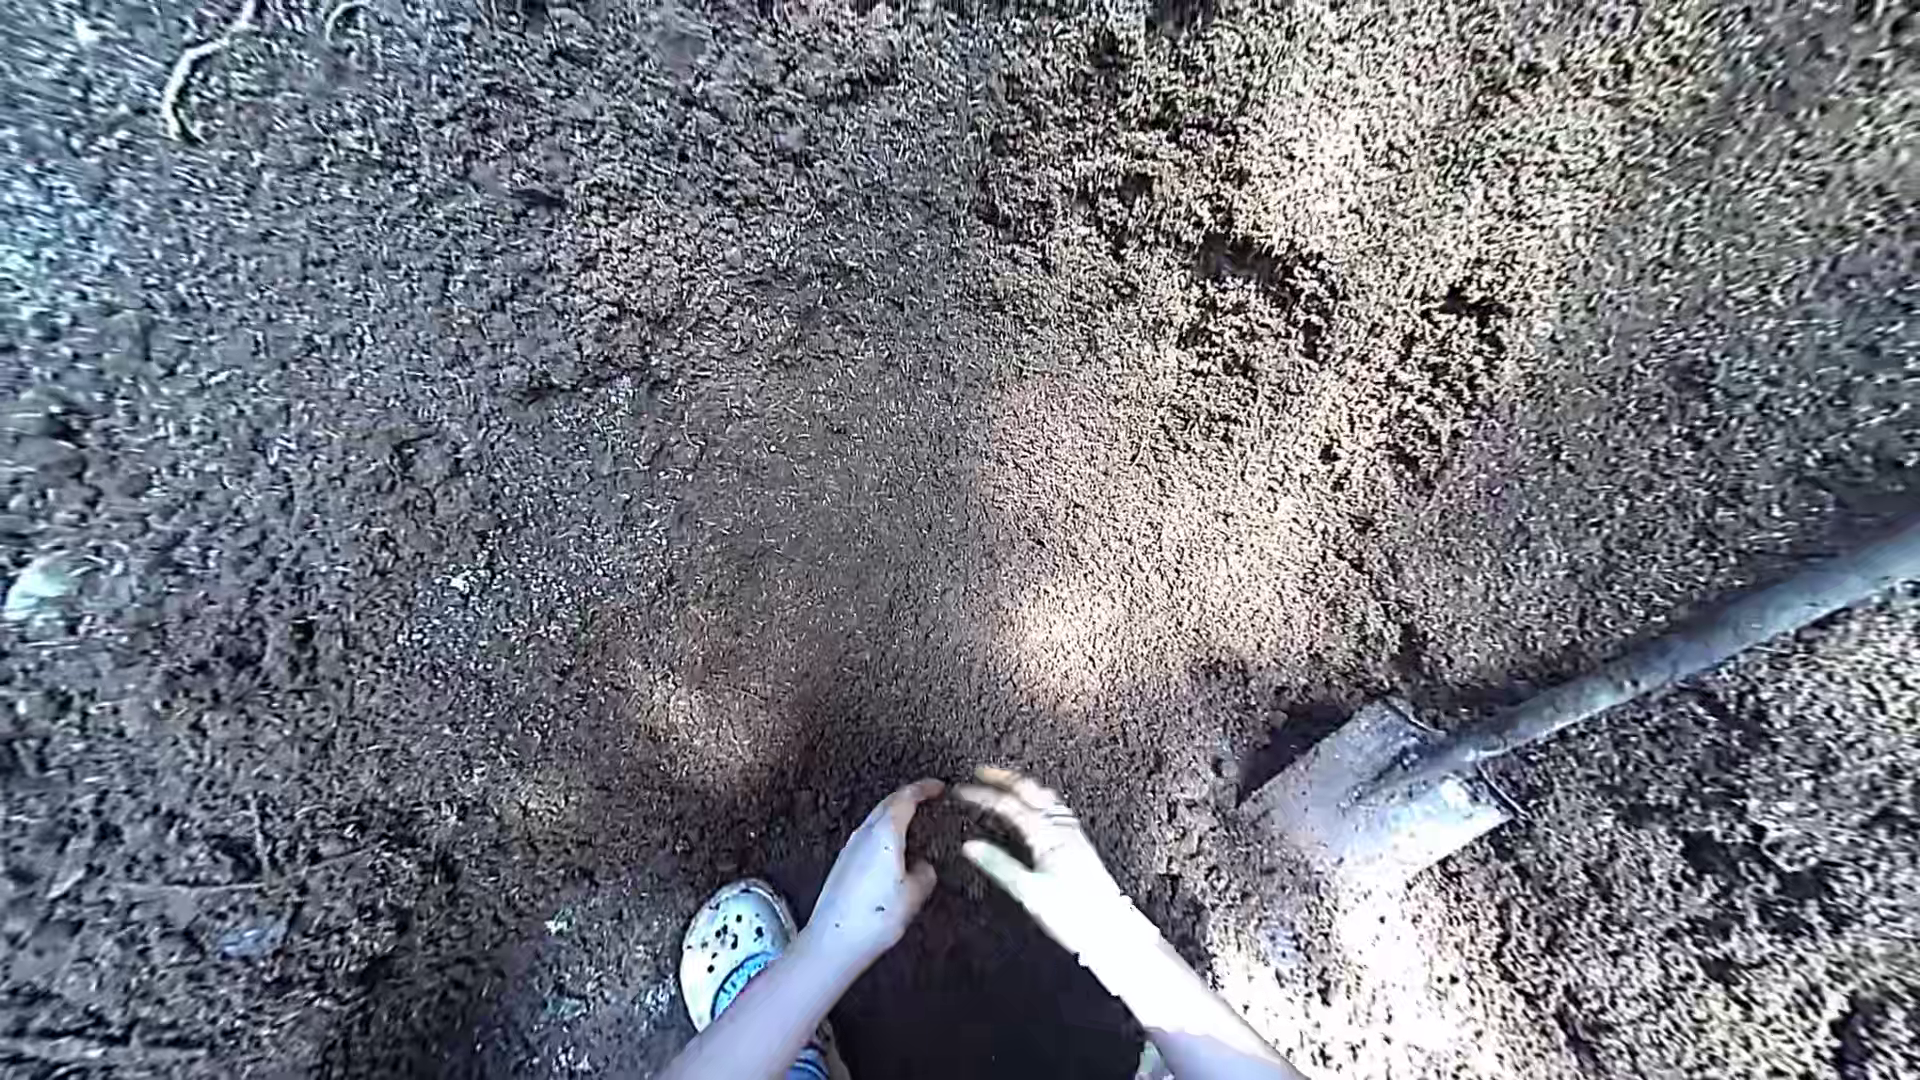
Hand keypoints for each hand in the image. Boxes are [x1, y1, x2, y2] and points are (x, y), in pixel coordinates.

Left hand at [804, 778, 944, 966]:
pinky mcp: (844, 861)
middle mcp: (866, 832)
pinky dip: (885, 829)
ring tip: (914, 821)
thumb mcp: (913, 896)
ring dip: (896, 812)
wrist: (831, 942)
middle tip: (929, 797)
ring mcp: (852, 845)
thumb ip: (925, 873)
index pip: (907, 797)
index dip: (924, 788)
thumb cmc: (874, 918)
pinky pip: (869, 833)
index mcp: (886, 832)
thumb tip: (923, 866)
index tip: (939, 787)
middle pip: (890, 801)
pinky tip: (893, 847)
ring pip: (877, 816)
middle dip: (910, 795)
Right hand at [953, 766, 1159, 973]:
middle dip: (1003, 776)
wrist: (1112, 930)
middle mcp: (1060, 825)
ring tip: (1005, 781)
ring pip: (1043, 794)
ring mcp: (1071, 830)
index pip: (1007, 804)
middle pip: (1028, 789)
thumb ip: (999, 865)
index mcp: (1046, 833)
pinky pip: (1055, 805)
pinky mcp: (1077, 840)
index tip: (961, 791)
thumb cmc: (1074, 915)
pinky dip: (1037, 796)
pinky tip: (1035, 805)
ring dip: (1022, 783)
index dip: (982, 795)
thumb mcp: (1029, 892)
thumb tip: (970, 846)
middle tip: (981, 771)